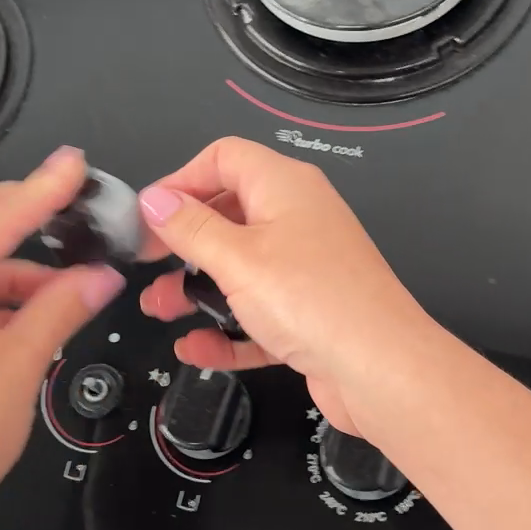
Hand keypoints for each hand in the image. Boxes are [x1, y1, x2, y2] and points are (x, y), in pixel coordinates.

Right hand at [135, 137, 433, 435]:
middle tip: (148, 263)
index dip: (181, 180)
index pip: (223, 158)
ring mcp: (305, 265)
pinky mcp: (308, 311)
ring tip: (161, 310)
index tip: (148, 215)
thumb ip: (189, 227)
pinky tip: (196, 348)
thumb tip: (154, 198)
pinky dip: (227, 326)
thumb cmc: (310, 300)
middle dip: (183, 240)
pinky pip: (257, 309)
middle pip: (227, 212)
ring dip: (197, 287)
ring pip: (239, 265)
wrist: (382, 371)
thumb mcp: (236, 259)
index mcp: (283, 186)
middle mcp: (297, 217)